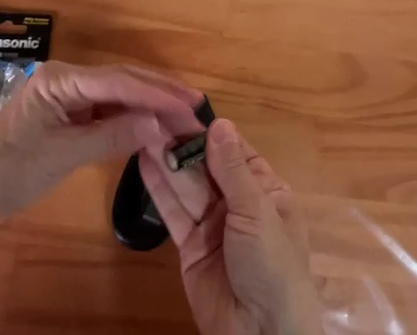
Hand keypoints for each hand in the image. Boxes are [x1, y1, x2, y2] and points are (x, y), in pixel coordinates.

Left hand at [0, 61, 203, 232]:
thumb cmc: (8, 173)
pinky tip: (153, 125)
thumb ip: (112, 135)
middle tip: (196, 106)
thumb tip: (160, 125)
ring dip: (149, 104)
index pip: (119, 81)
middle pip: (122, 79)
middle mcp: (65, 78)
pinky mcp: (67, 114)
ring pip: (118, 92)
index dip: (157, 92)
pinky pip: (106, 109)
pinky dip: (131, 117)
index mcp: (60, 79)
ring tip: (183, 113)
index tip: (190, 104)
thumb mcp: (63, 156)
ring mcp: (66, 95)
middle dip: (160, 93)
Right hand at [140, 119, 322, 334]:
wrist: (260, 333)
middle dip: (183, 143)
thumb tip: (220, 123)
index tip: (183, 106)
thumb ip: (233, 169)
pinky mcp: (190, 247)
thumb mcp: (257, 211)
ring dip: (167, 160)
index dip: (210, 131)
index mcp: (266, 190)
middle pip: (207, 167)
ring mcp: (213, 225)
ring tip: (143, 129)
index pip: (234, 152)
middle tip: (154, 114)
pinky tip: (144, 162)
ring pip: (187, 186)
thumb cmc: (273, 264)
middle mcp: (238, 203)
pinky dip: (159, 188)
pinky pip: (174, 212)